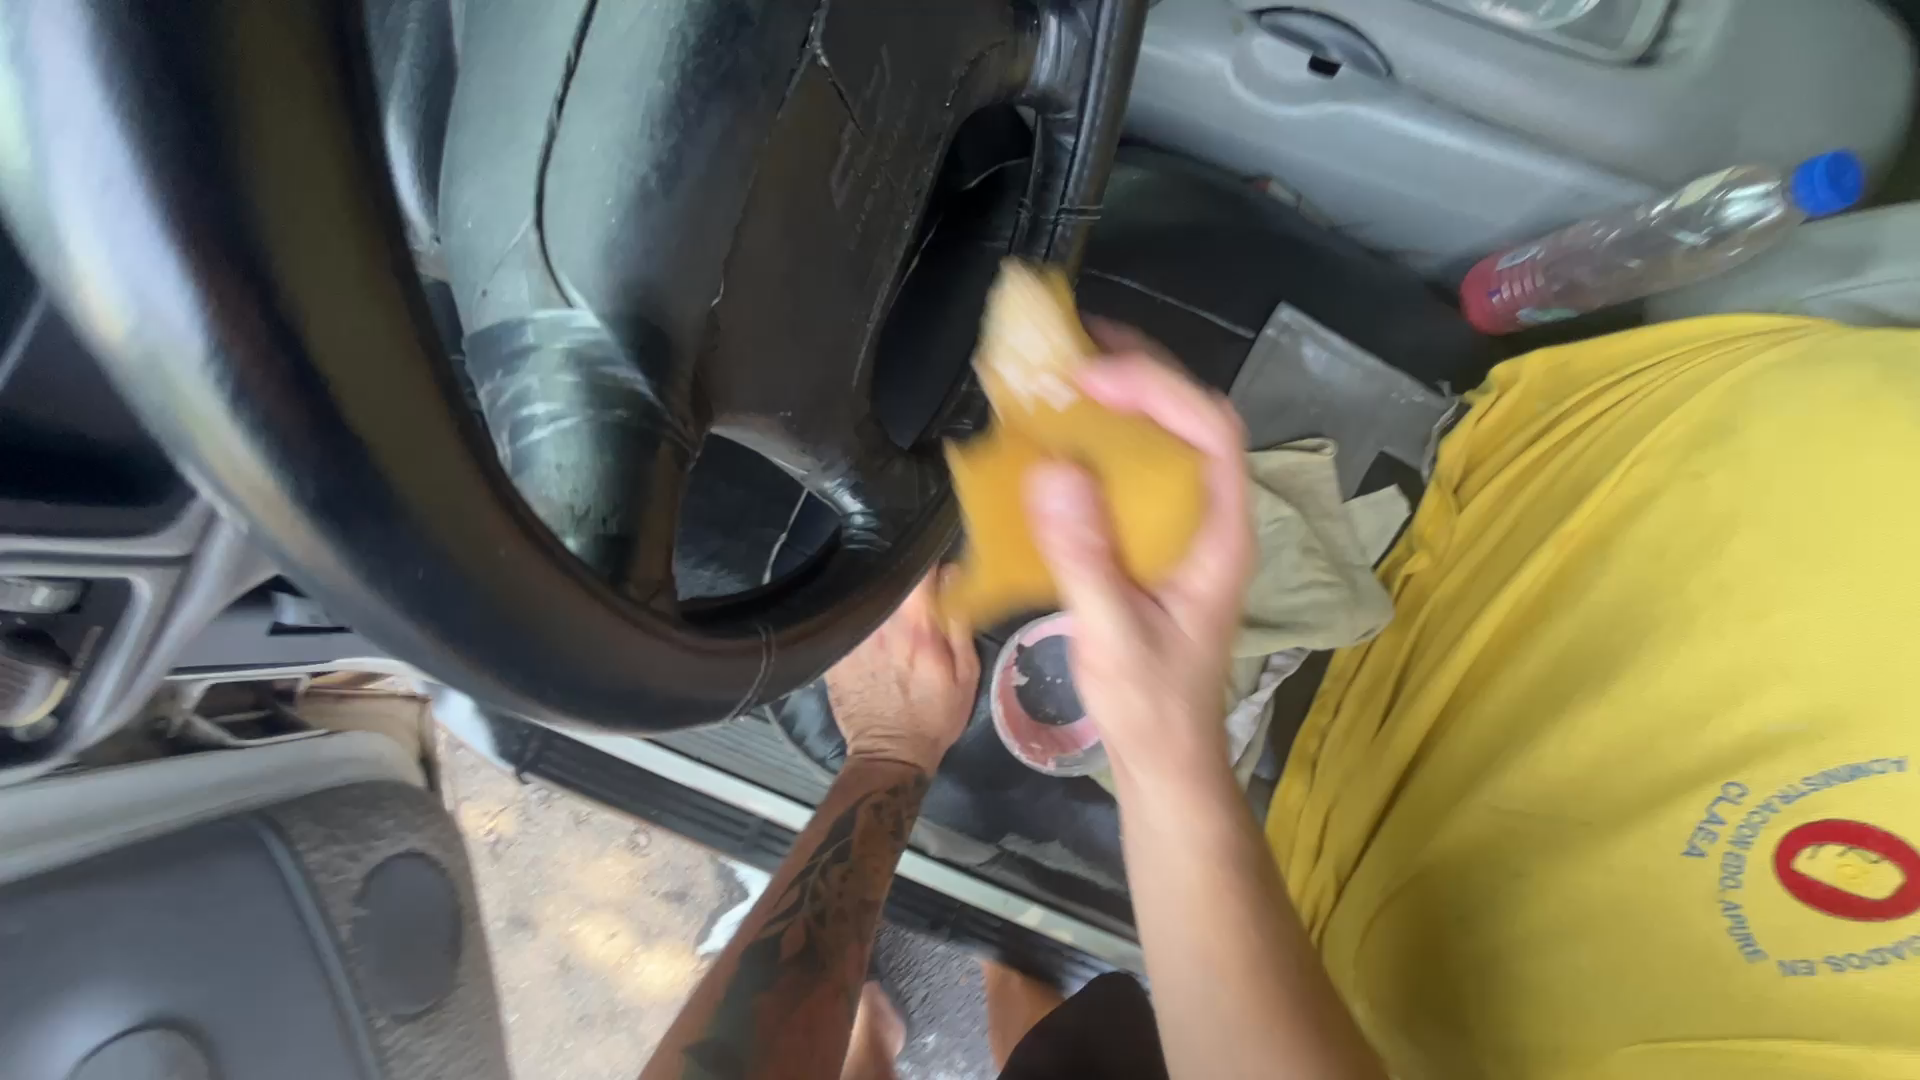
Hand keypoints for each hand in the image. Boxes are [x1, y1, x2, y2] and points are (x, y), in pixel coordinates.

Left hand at [825, 570, 980, 772]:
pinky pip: (846, 621)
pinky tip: (864, 625)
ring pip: (866, 598)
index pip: (917, 572)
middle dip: (900, 576)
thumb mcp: (966, 674)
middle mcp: (881, 626)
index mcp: (918, 628)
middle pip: (887, 581)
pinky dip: (857, 616)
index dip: (925, 560)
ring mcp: (854, 639)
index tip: (932, 559)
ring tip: (888, 603)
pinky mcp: (835, 654)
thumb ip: (959, 622)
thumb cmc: (935, 716)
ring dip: (878, 595)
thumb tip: (953, 575)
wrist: (890, 755)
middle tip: (912, 584)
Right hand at [1023, 324, 1253, 801]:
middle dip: (1142, 377)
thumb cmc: (1151, 705)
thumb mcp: (1115, 635)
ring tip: (1070, 374)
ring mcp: (1184, 532)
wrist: (1163, 754)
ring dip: (1122, 403)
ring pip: (1166, 445)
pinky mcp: (1154, 546)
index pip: (1211, 433)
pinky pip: (1135, 477)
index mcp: (1221, 536)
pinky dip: (1101, 446)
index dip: (1158, 390)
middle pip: (1193, 424)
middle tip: (1079, 348)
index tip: (1092, 378)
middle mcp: (1210, 521)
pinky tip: (1063, 441)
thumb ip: (1088, 557)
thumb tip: (1052, 469)